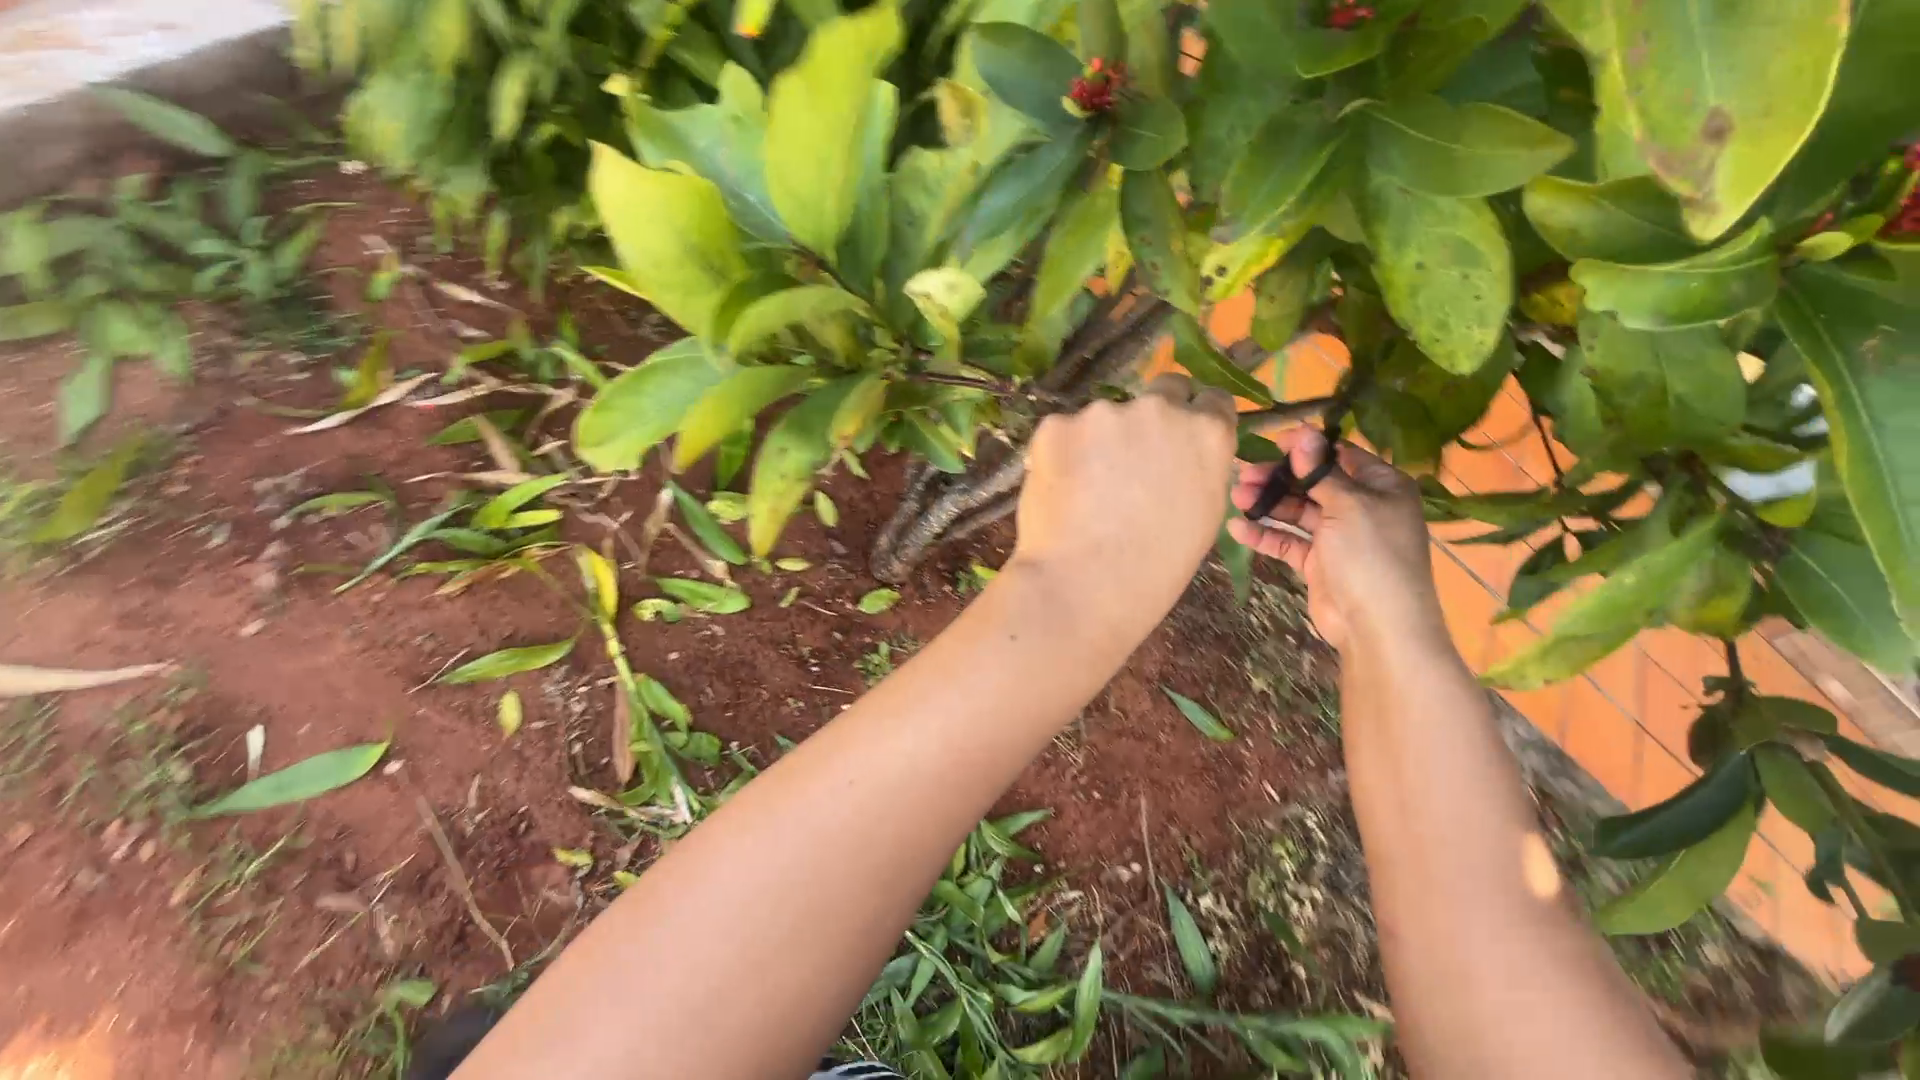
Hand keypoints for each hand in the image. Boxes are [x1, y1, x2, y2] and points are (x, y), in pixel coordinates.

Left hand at [1010, 374, 1236, 638]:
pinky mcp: (1057, 425)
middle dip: (1152, 416)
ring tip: (1086, 494)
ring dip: (1099, 442)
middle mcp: (1160, 409)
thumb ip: (1197, 470)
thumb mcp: (1204, 516)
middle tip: (1129, 460)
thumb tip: (1180, 457)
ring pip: (1104, 417)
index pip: (1211, 401)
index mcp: (1207, 433)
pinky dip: (1060, 456)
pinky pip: (1062, 434)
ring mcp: (1105, 412)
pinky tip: (1059, 494)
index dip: (1195, 417)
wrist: (1087, 585)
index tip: (1179, 439)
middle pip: (1162, 391)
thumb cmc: (1156, 569)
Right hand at [1227, 428, 1445, 652]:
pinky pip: (1288, 541)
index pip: (1340, 456)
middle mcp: (1361, 506)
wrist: (1378, 624)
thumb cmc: (1371, 554)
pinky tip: (1238, 528)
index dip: (1307, 448)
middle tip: (1243, 473)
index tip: (1272, 443)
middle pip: (1313, 483)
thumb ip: (1320, 471)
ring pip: (1297, 512)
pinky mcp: (1318, 562)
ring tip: (1235, 497)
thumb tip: (1302, 432)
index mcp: (1381, 485)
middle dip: (1278, 478)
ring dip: (1267, 504)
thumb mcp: (1348, 504)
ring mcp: (1339, 536)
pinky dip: (1265, 534)